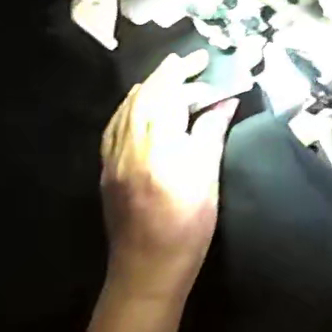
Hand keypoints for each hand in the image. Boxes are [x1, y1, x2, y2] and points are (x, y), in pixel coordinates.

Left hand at [100, 51, 238, 298]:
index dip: (186, 74)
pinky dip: (130, 107)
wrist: (146, 271)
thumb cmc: (186, 226)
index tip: (204, 60)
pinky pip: (115, 125)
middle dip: (167, 74)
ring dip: (148, 87)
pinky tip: (140, 106)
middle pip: (145, 96)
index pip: (169, 94)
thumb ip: (211, 132)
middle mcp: (129, 144)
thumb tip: (224, 102)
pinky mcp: (107, 171)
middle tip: (190, 61)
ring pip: (126, 109)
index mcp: (157, 144)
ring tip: (168, 76)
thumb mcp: (207, 176)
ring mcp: (113, 157)